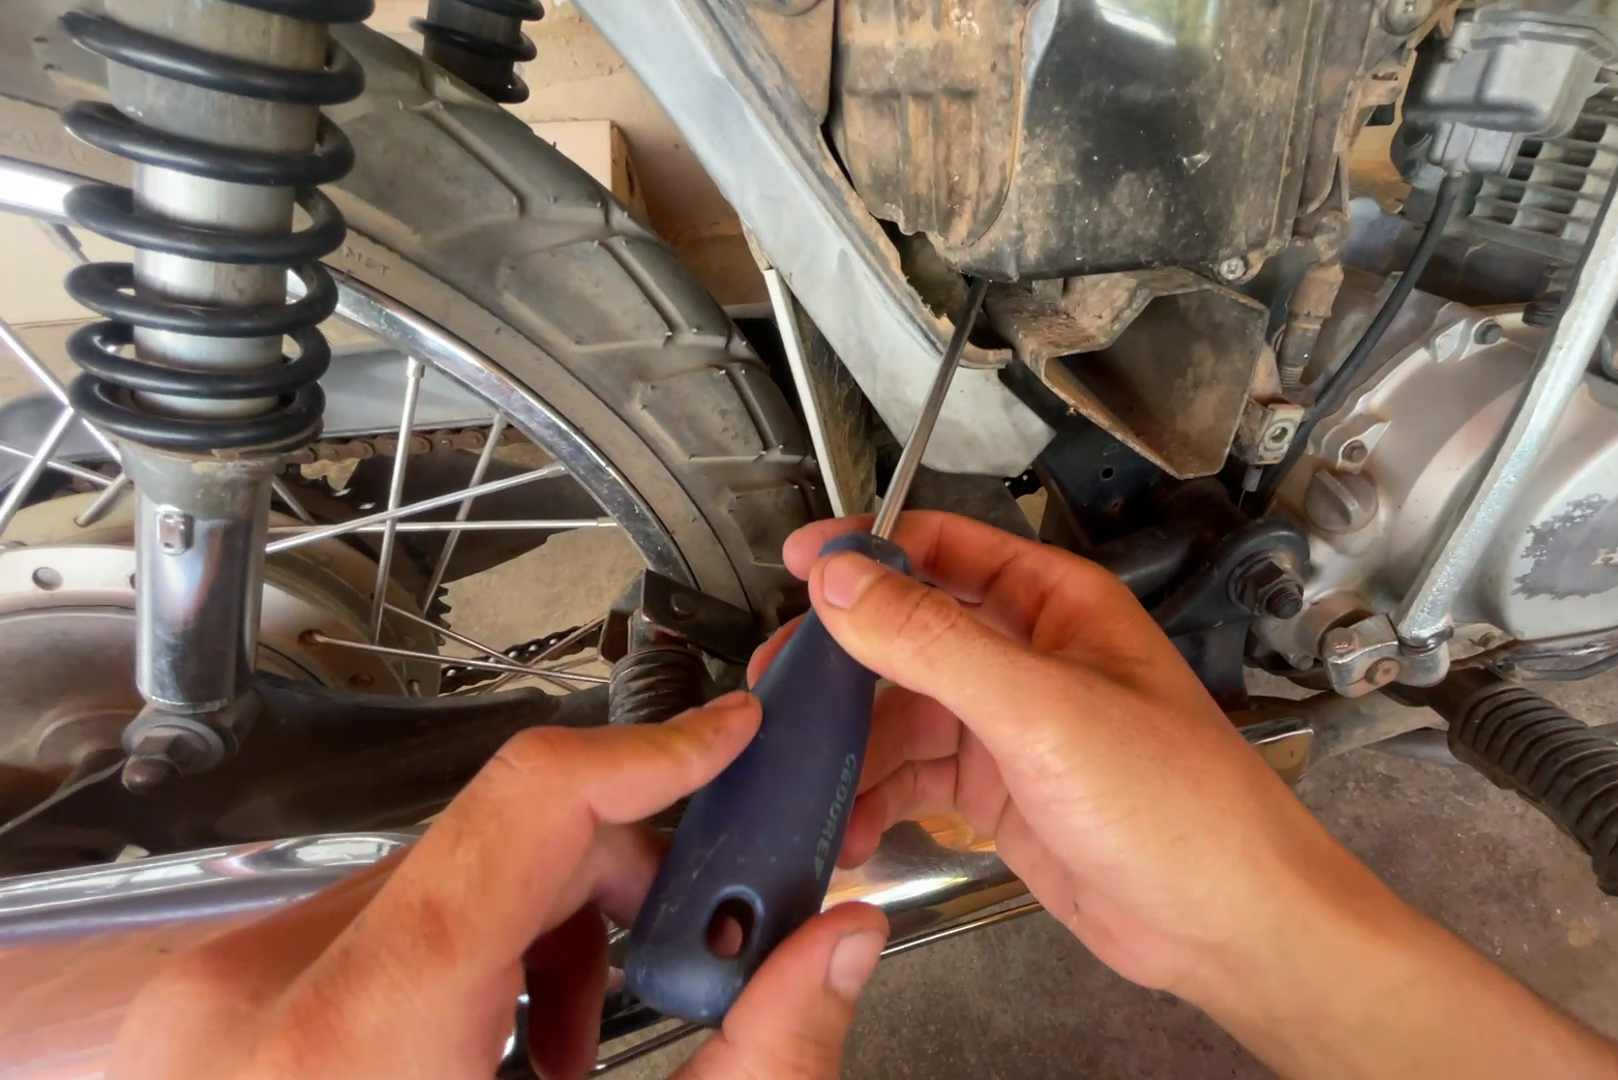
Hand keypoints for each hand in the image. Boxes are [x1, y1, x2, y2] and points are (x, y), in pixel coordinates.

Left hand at [109, 696, 888, 1079]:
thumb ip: (762, 1062)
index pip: (535, 799)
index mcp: (353, 1039)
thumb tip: (843, 938)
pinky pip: (406, 902)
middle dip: (628, 875)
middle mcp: (260, 986)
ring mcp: (223, 985)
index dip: (657, 748)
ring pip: (469, 856)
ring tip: (577, 1041)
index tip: (732, 735)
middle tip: (680, 954)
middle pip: (518, 829)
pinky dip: (491, 943)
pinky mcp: (224, 993)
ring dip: (561, 916)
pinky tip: (504, 1047)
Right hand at [766, 512, 1617, 1079]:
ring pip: (905, 708)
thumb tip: (845, 581)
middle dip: (844, 654)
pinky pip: (916, 774)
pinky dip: (877, 794)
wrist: (1227, 923)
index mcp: (1051, 602)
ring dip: (853, 737)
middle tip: (782, 678)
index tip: (801, 562)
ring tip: (802, 768)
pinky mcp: (996, 786)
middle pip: (910, 629)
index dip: (868, 548)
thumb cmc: (1174, 799)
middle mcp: (1025, 653)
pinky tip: (851, 823)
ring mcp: (1007, 722)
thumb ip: (936, 642)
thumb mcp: (1043, 708)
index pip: (943, 547)